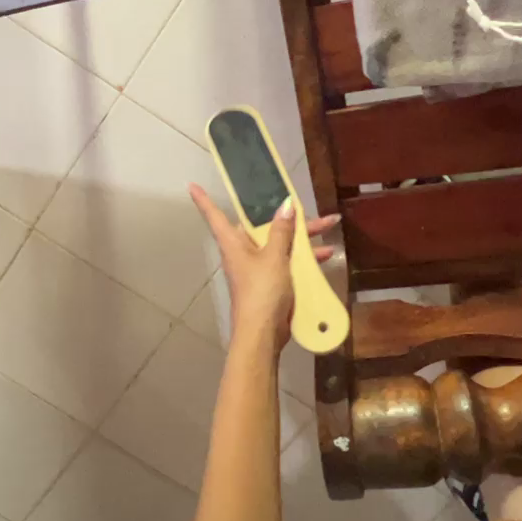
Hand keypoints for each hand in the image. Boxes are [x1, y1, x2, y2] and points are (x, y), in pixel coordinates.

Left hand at [190, 186, 338, 349]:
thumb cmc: (261, 291)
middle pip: (262, 226)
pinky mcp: (271, 281)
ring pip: (280, 243)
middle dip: (288, 217)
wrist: (263, 334)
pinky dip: (304, 257)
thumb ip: (281, 231)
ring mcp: (258, 267)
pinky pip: (288, 261)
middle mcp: (243, 251)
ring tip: (329, 226)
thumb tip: (286, 204)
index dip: (204, 201)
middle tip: (308, 207)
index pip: (215, 216)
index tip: (192, 186)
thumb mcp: (274, 258)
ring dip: (302, 237)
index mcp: (234, 243)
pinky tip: (325, 255)